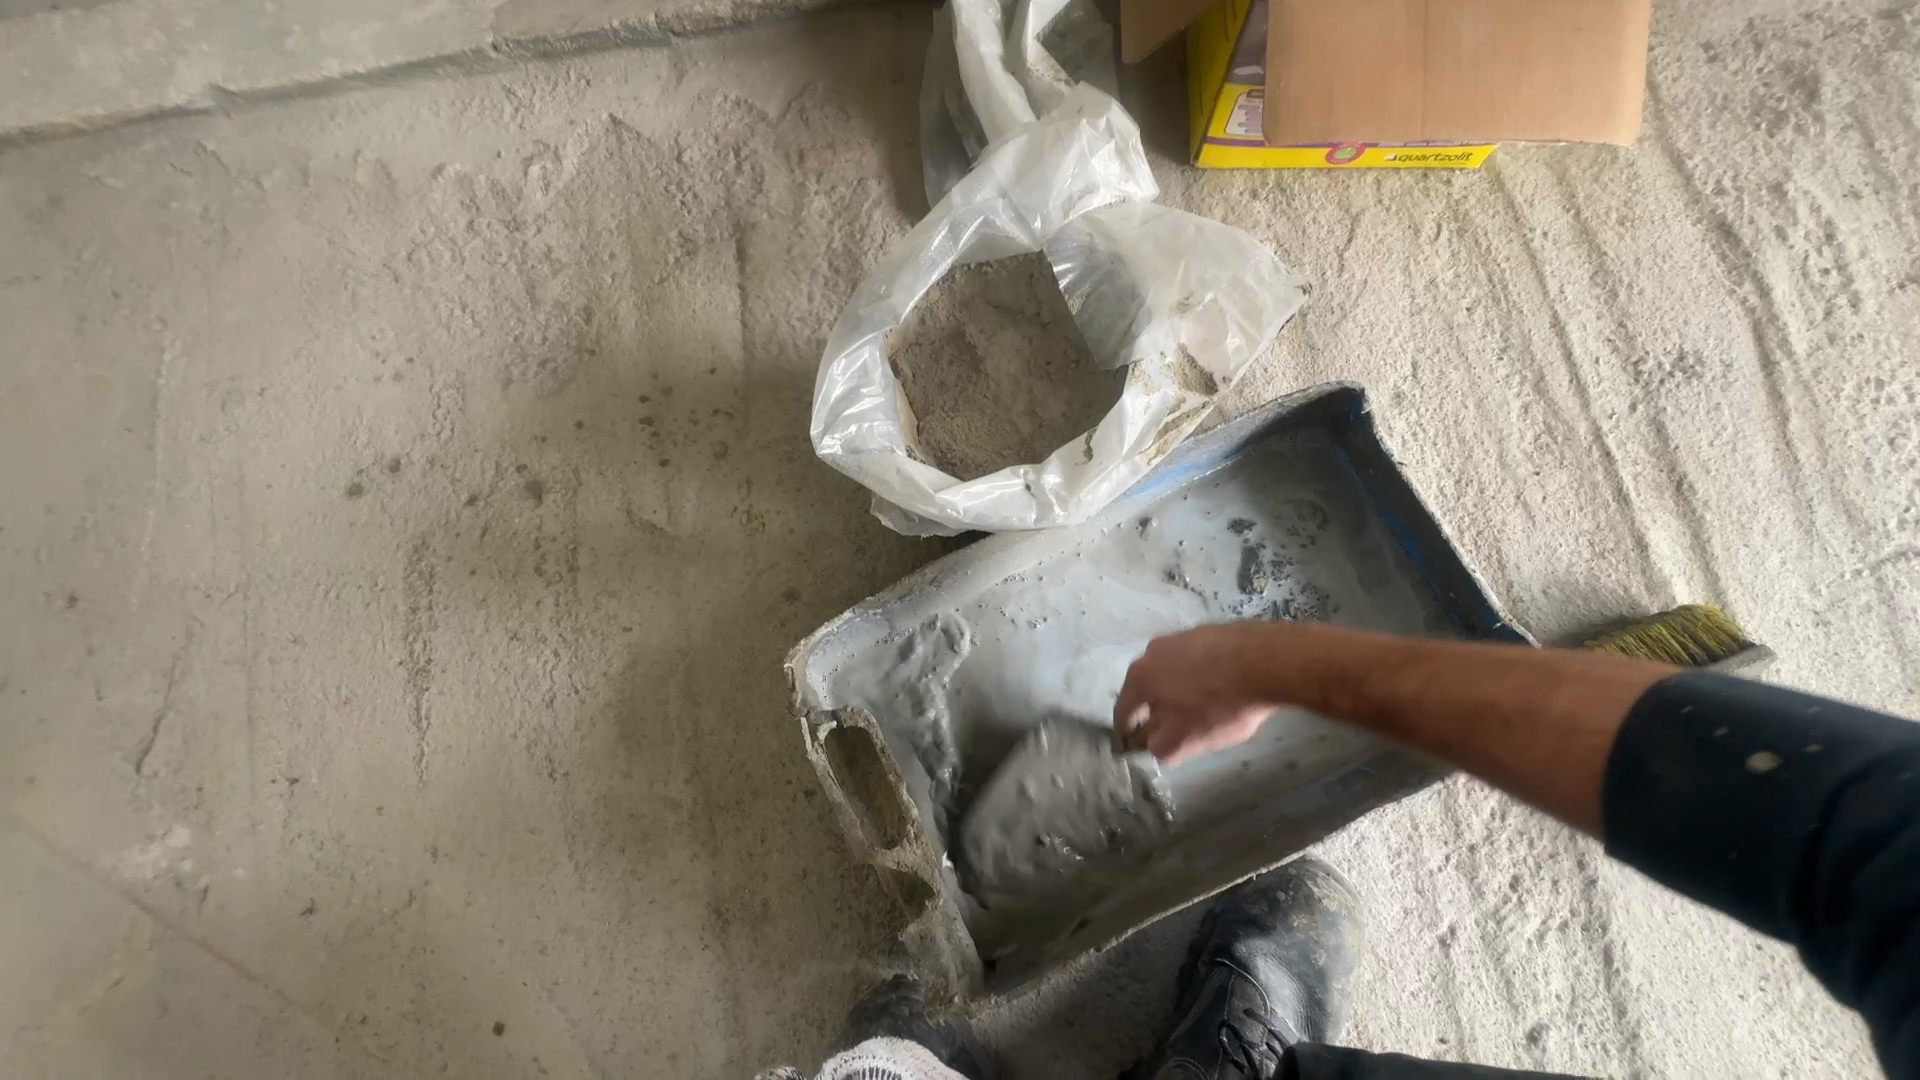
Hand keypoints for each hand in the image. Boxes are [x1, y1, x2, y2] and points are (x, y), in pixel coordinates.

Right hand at [1113, 624, 1283, 764]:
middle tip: (1170, 729)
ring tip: (1199, 708)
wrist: (1266, 660)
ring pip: (1170, 672)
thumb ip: (1160, 748)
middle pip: (1146, 688)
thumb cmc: (1219, 703)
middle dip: (1154, 709)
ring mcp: (1180, 636)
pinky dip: (1199, 676)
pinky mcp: (1207, 630)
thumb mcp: (1186, 739)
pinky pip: (1194, 660)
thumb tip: (1152, 746)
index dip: (1127, 732)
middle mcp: (1152, 651)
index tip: (1134, 747)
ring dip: (1177, 690)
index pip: (1122, 711)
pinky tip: (1219, 688)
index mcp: (1139, 677)